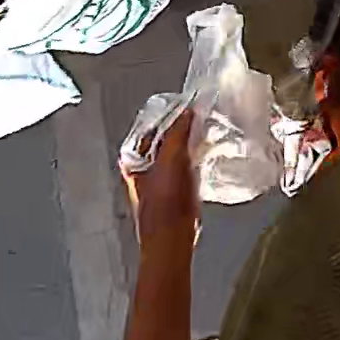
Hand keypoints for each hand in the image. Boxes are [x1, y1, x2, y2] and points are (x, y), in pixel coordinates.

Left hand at [121, 110, 198, 245]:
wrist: (173, 237)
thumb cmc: (165, 201)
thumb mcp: (170, 160)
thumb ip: (177, 132)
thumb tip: (188, 110)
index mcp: (132, 158)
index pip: (151, 125)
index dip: (169, 113)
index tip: (188, 103)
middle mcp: (142, 165)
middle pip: (164, 136)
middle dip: (181, 125)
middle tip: (200, 112)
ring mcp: (160, 175)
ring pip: (176, 148)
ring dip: (190, 138)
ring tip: (206, 126)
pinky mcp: (176, 184)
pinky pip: (187, 159)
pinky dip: (196, 151)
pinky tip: (208, 146)